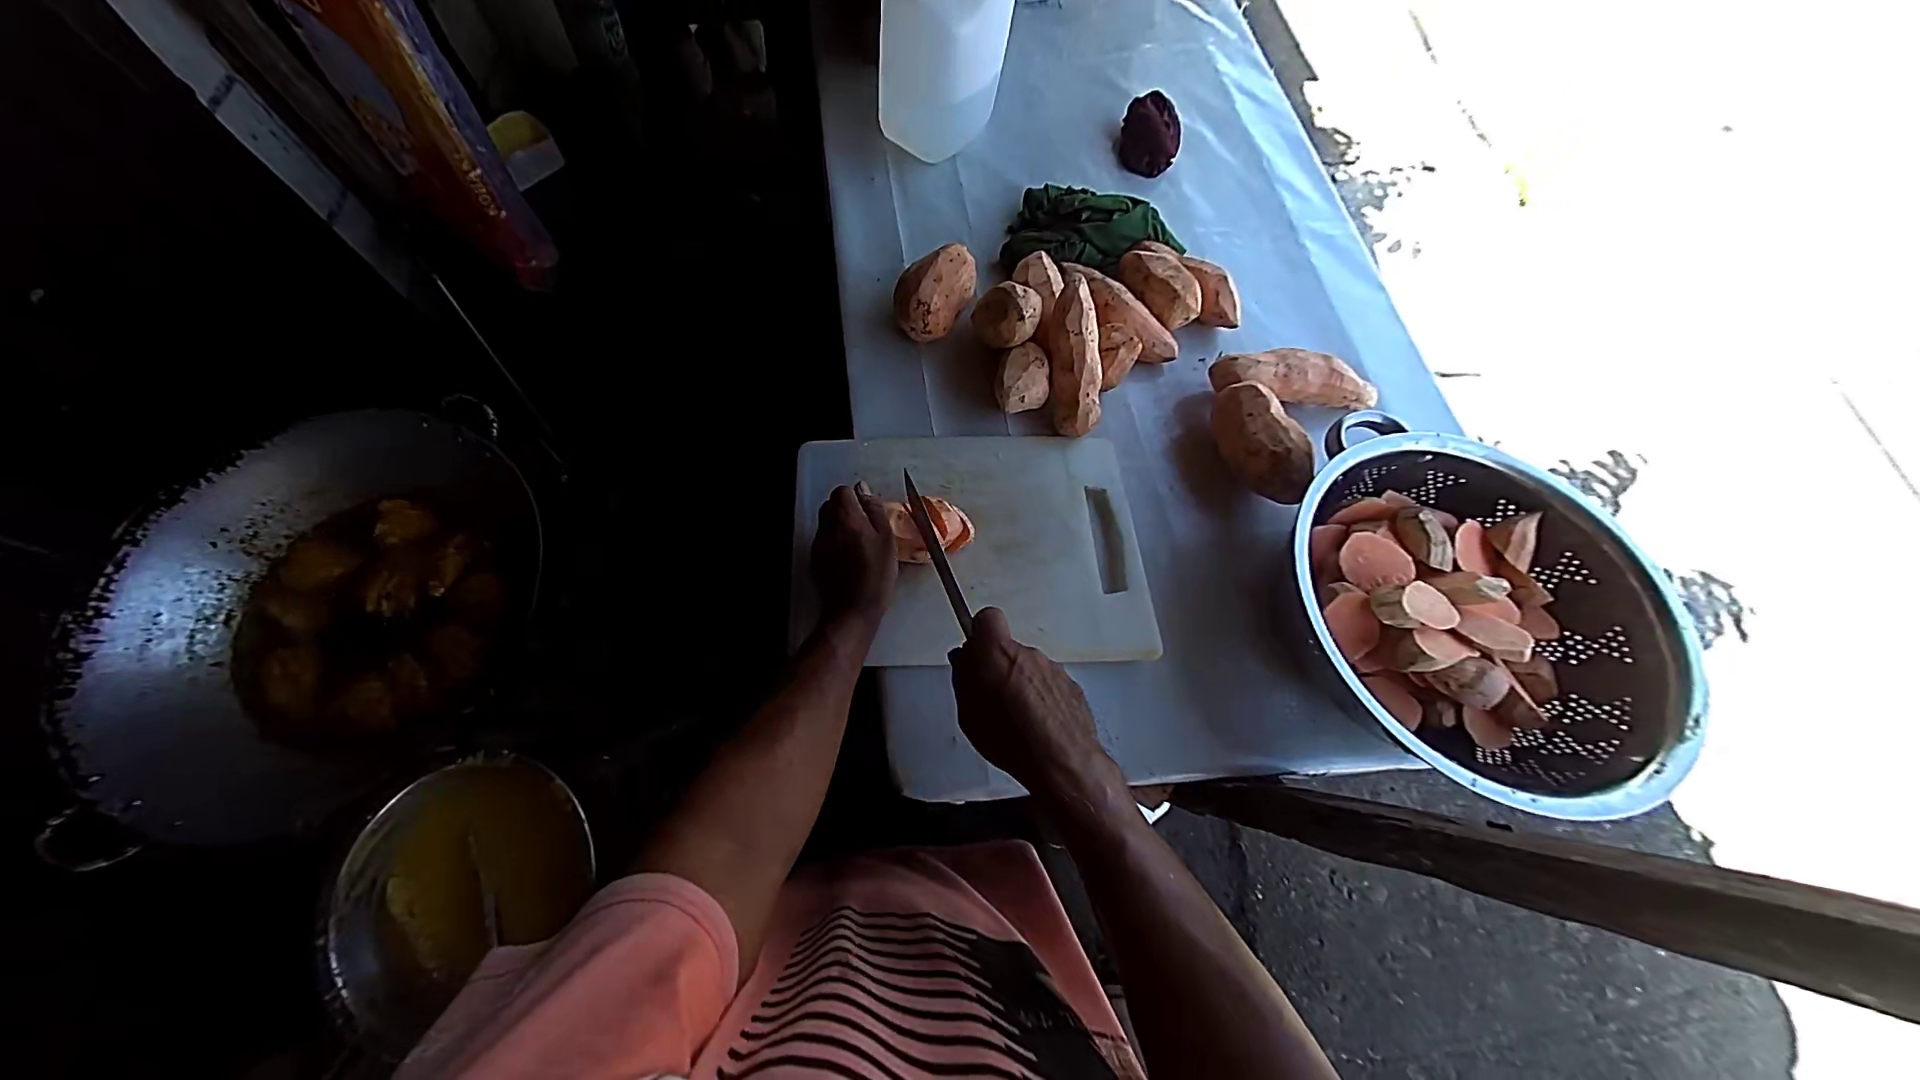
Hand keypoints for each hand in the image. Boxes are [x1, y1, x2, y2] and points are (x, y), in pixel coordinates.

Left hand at [812, 483, 896, 623]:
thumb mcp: (887, 540)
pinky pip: (824, 541)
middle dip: (847, 511)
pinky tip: (850, 559)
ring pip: (827, 523)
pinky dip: (835, 544)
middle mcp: (828, 528)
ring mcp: (819, 544)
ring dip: (841, 527)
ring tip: (860, 545)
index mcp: (846, 518)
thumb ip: (874, 510)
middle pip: (831, 505)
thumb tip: (865, 492)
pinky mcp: (815, 560)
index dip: (857, 498)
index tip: (868, 511)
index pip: (843, 491)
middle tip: (866, 527)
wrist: (853, 610)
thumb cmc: (874, 577)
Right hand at [949, 608, 1124, 807]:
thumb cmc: (1015, 740)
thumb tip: (963, 664)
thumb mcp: (969, 714)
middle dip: (999, 666)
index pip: (987, 618)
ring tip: (1014, 719)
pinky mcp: (1070, 686)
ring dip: (1021, 685)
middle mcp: (1028, 654)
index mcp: (998, 653)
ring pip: (1030, 667)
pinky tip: (1034, 725)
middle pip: (1009, 648)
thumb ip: (964, 679)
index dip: (979, 631)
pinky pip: (1048, 685)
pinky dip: (1041, 699)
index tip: (973, 647)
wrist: (1061, 761)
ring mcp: (1053, 669)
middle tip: (989, 694)